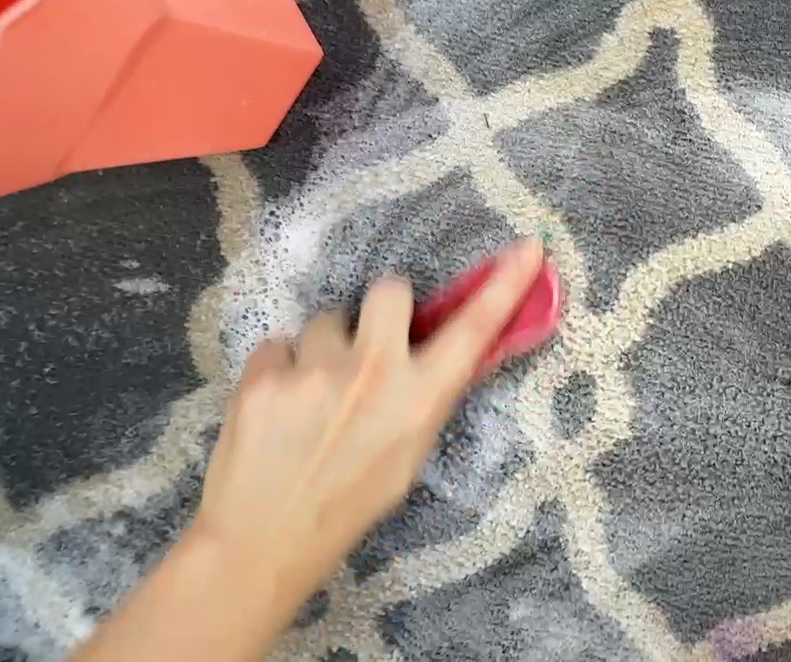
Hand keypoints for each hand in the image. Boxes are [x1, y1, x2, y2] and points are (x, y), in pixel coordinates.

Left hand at [191, 238, 544, 602]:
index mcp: (420, 396)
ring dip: (323, 347)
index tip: (529, 246)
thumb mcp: (413, 449)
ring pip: (326, 321)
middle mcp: (373, 372)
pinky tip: (275, 404)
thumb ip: (428, 393)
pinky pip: (277, 345)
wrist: (261, 544)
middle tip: (366, 344)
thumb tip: (447, 346)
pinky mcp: (261, 377)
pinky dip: (279, 368)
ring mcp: (314, 371)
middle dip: (380, 309)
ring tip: (310, 392)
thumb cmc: (353, 500)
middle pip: (390, 289)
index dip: (506, 283)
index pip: (475, 328)